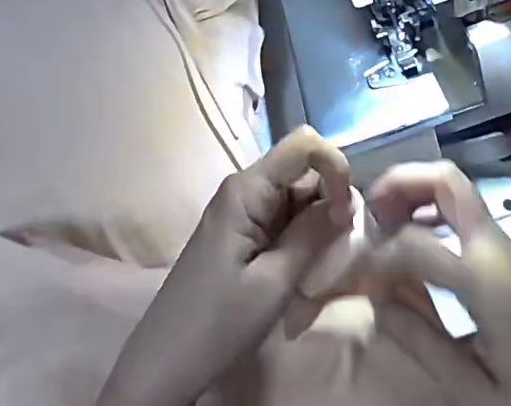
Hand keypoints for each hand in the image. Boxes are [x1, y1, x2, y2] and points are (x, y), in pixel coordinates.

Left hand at [98, 126, 352, 405]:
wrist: (162, 365)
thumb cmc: (217, 323)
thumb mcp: (274, 283)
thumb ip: (313, 235)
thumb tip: (347, 202)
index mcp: (247, 188)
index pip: (304, 145)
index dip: (334, 166)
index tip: (347, 210)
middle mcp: (244, 187)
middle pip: (302, 169)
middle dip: (331, 196)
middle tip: (342, 242)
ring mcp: (241, 209)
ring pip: (296, 193)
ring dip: (319, 217)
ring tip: (326, 258)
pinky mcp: (241, 231)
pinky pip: (282, 215)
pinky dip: (303, 232)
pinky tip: (306, 263)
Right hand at [363, 161, 510, 405]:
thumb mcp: (473, 394)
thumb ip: (420, 341)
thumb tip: (372, 297)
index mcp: (491, 283)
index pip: (416, 242)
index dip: (377, 252)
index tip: (355, 271)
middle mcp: (502, 251)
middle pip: (448, 180)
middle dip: (401, 183)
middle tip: (367, 210)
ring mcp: (510, 250)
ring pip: (457, 190)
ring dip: (415, 192)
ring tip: (382, 222)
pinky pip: (466, 215)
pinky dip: (431, 211)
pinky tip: (412, 243)